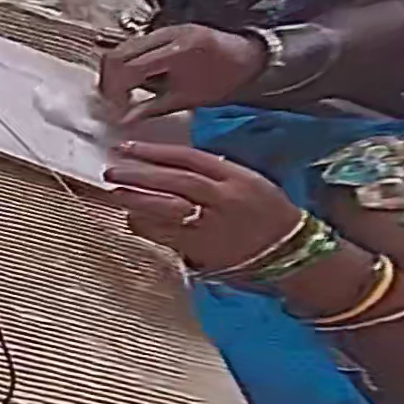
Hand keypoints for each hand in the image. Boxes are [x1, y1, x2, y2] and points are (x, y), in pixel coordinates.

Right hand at [100, 25, 266, 122]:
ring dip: (112, 73)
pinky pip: (130, 47)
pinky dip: (122, 65)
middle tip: (112, 101)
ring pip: (119, 50)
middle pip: (116, 55)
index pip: (127, 68)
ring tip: (119, 92)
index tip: (116, 109)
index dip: (115, 92)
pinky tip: (128, 80)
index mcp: (179, 51)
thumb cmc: (223, 80)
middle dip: (108, 82)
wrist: (252, 58)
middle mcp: (168, 34)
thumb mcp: (187, 98)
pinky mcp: (163, 32)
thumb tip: (122, 120)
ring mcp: (165, 30)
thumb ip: (150, 108)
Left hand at [105, 141, 303, 271]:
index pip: (190, 158)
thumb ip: (209, 174)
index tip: (126, 147)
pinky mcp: (198, 246)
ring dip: (134, 198)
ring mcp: (211, 223)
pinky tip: (130, 217)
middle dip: (138, 174)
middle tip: (111, 171)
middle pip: (175, 180)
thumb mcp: (247, 184)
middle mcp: (225, 198)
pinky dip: (142, 223)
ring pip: (165, 206)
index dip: (154, 151)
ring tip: (114, 192)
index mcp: (239, 178)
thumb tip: (160, 164)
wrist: (293, 256)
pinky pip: (161, 231)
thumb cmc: (264, 216)